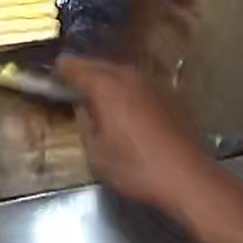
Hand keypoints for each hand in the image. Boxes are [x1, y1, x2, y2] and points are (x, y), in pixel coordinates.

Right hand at [58, 56, 218, 214]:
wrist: (189, 177)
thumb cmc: (137, 168)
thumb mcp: (97, 153)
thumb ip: (84, 123)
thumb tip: (83, 108)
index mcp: (104, 85)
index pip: (73, 66)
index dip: (60, 71)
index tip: (53, 77)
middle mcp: (125, 74)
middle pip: (96, 64)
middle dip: (83, 72)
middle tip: (72, 86)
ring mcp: (149, 80)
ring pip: (118, 71)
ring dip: (105, 79)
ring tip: (98, 96)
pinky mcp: (166, 92)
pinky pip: (136, 82)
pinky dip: (126, 88)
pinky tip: (127, 107)